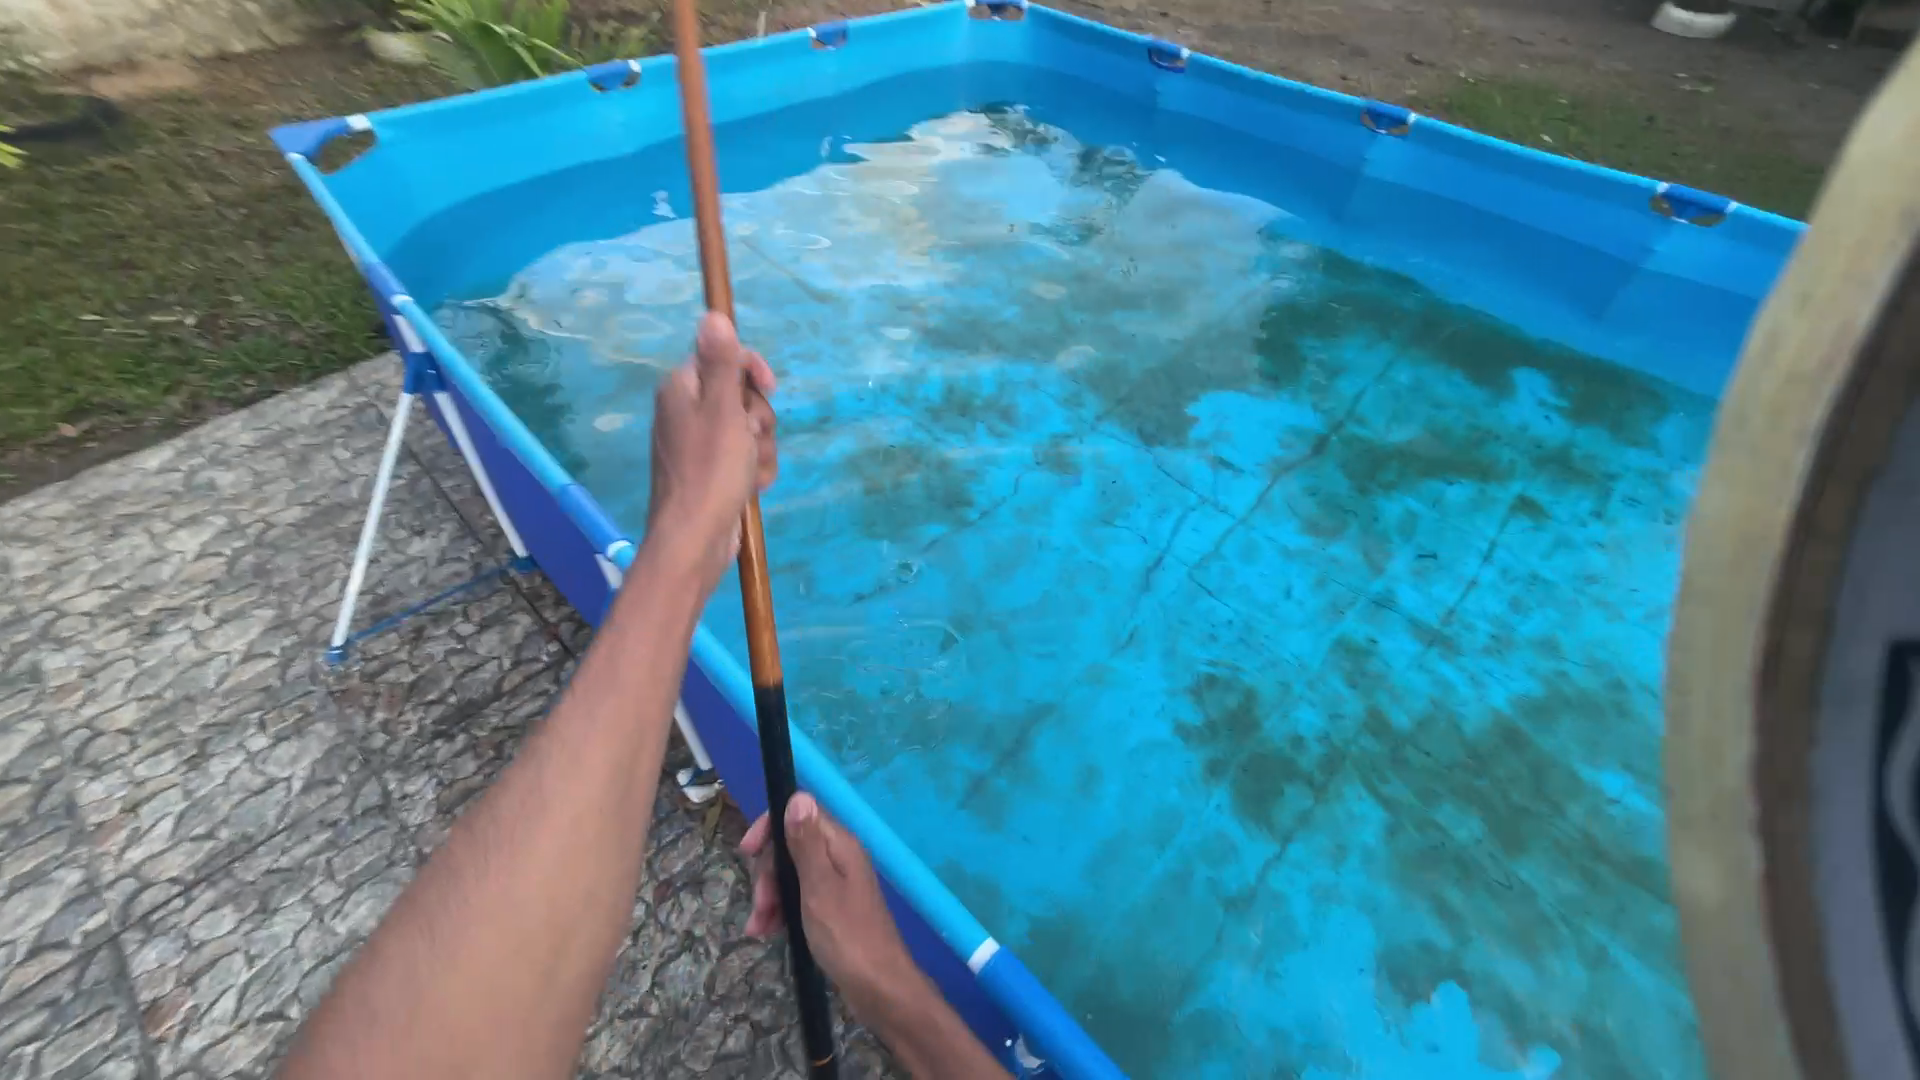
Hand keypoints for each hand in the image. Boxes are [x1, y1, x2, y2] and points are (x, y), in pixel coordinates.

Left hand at [645, 313, 777, 591]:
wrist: (696, 537)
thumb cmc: (710, 471)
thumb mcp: (723, 411)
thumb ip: (721, 363)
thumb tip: (713, 313)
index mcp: (683, 389)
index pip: (724, 356)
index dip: (752, 370)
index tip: (770, 388)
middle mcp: (688, 411)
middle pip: (743, 395)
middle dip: (759, 419)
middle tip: (750, 439)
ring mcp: (702, 444)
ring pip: (751, 429)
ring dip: (761, 449)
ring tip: (750, 471)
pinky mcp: (715, 472)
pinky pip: (747, 457)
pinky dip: (756, 470)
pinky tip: (751, 487)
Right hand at [742, 793, 918, 1014]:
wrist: (879, 987)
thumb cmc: (847, 935)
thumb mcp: (818, 887)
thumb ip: (806, 843)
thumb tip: (798, 795)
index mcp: (840, 844)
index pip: (800, 814)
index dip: (770, 827)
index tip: (746, 851)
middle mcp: (839, 856)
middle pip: (791, 845)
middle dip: (768, 872)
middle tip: (760, 905)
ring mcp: (836, 881)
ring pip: (791, 873)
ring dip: (770, 895)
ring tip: (758, 927)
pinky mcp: (832, 906)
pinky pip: (799, 896)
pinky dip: (780, 909)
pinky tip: (767, 931)